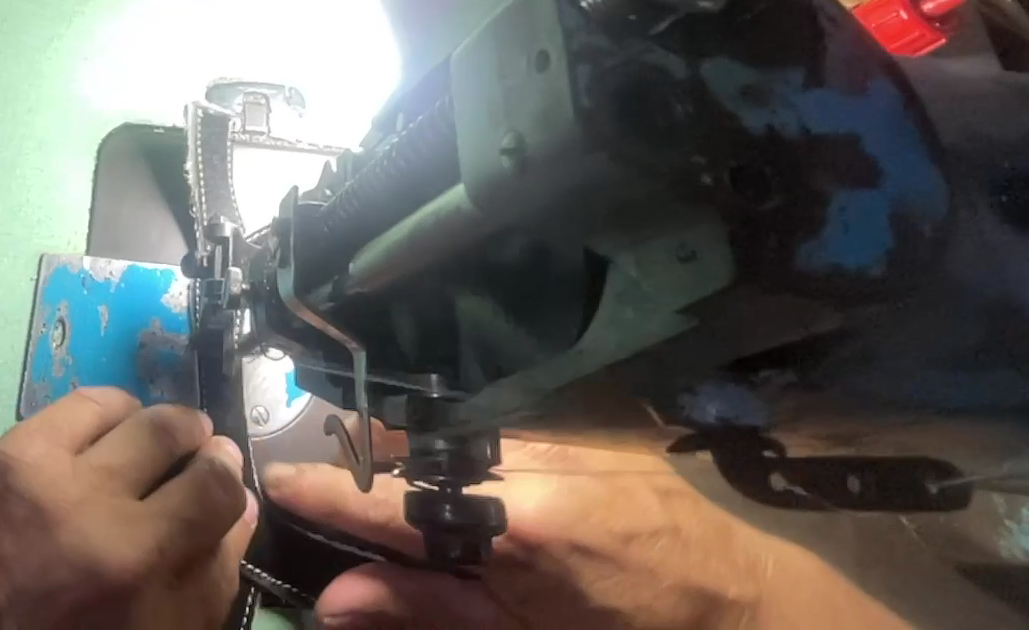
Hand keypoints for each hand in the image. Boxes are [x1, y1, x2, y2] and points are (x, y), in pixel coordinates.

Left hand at [0, 387, 256, 629]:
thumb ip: (183, 599)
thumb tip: (229, 521)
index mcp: (148, 616)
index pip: (230, 540)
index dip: (237, 508)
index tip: (229, 494)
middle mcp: (123, 552)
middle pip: (207, 474)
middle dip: (216, 459)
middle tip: (206, 455)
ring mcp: (70, 493)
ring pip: (158, 426)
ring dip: (174, 427)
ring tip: (166, 434)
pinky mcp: (22, 452)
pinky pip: (97, 403)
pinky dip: (119, 409)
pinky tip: (115, 423)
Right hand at [263, 434, 908, 629]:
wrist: (753, 606)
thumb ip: (424, 612)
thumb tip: (332, 604)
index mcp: (510, 529)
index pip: (386, 500)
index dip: (323, 490)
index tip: (275, 477)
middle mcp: (520, 461)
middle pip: (405, 444)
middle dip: (365, 464)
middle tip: (349, 496)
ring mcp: (546, 430)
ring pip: (439, 427)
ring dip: (408, 453)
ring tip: (414, 492)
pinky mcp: (564, 417)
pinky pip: (480, 421)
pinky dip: (454, 445)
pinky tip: (469, 477)